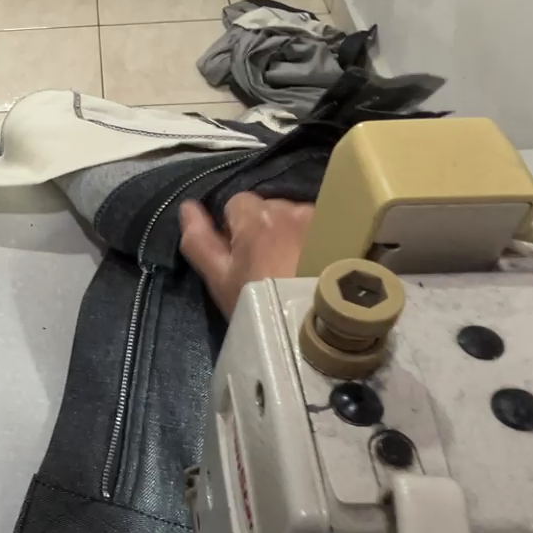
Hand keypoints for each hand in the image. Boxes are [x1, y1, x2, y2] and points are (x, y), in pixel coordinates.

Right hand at [179, 195, 315, 317]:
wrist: (316, 328)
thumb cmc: (260, 302)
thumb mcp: (219, 279)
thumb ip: (199, 240)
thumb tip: (186, 207)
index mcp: (255, 216)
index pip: (236, 203)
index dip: (234, 229)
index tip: (240, 257)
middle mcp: (290, 208)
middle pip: (268, 208)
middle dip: (265, 229)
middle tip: (267, 266)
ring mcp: (321, 219)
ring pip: (295, 217)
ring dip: (291, 233)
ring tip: (295, 267)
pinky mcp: (345, 232)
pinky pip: (322, 226)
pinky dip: (316, 240)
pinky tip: (315, 265)